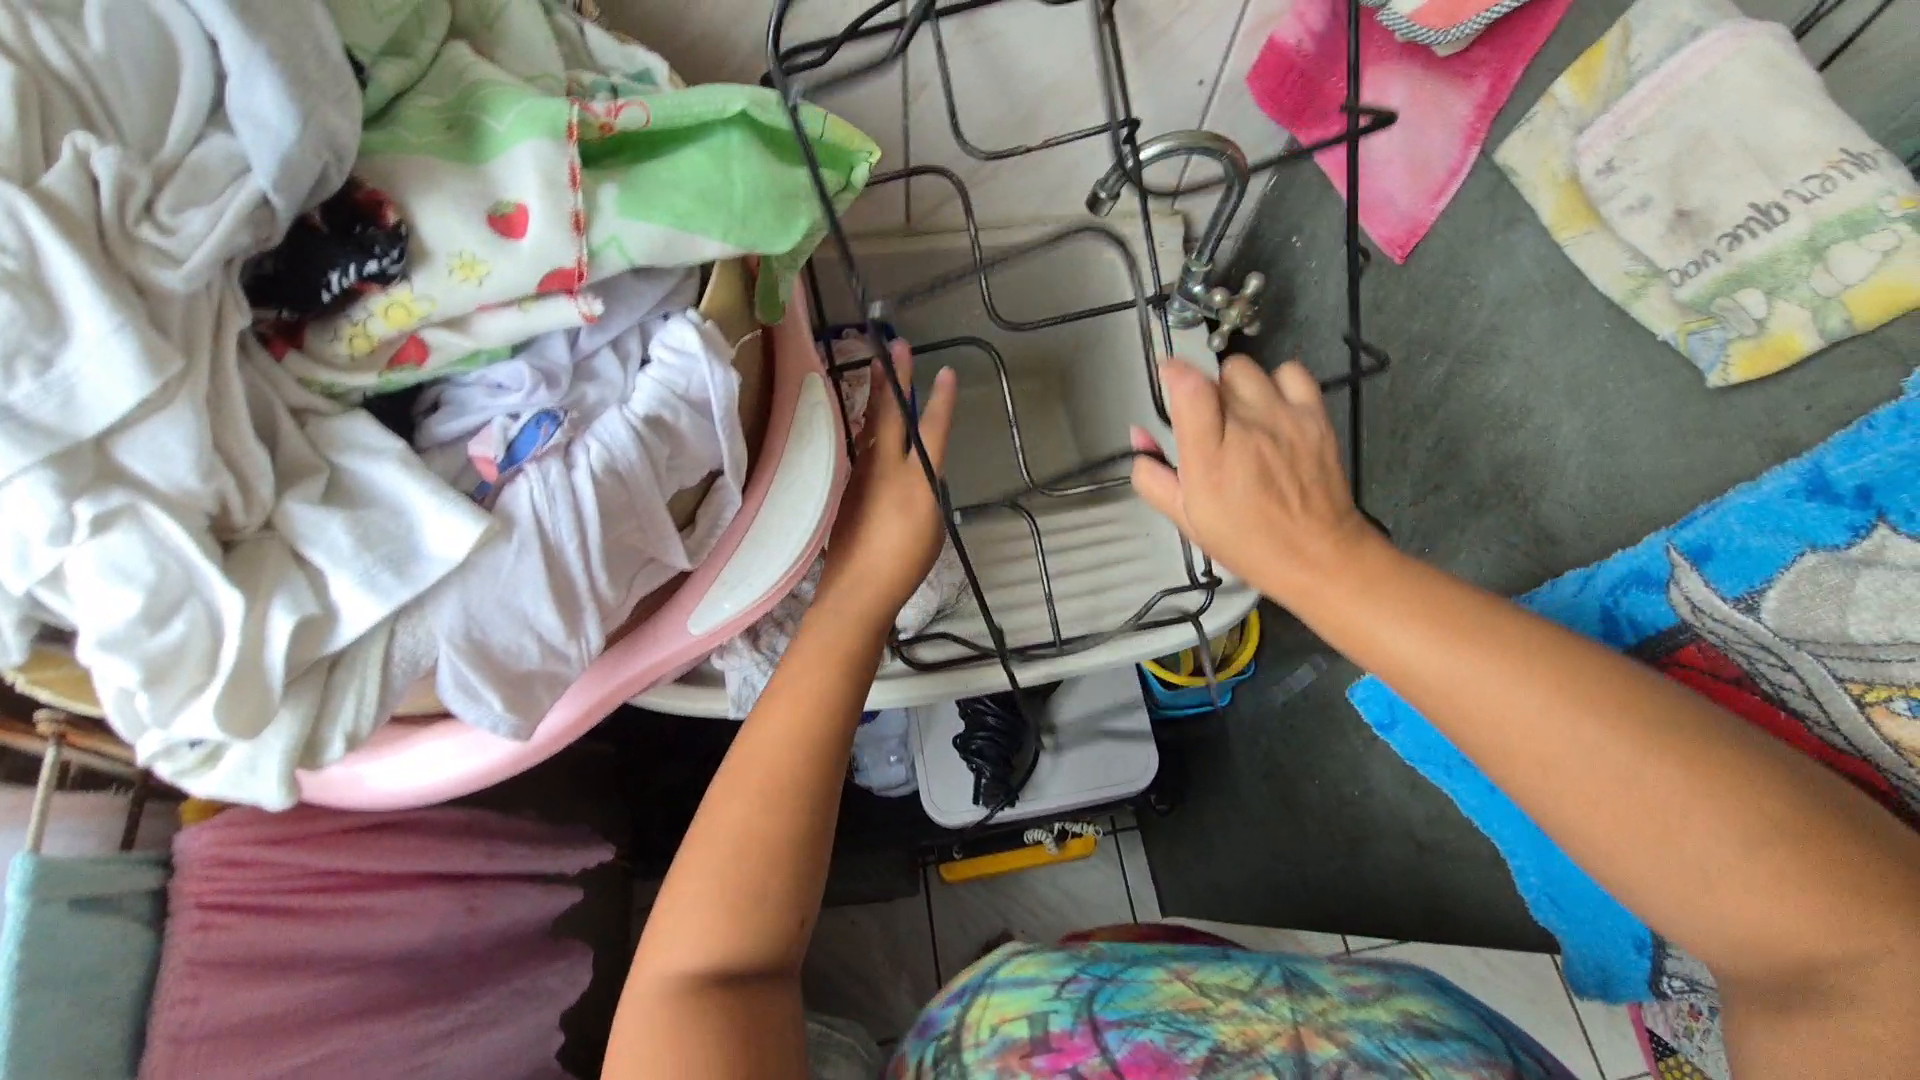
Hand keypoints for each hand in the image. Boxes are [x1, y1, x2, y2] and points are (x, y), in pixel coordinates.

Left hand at [818, 340, 958, 626]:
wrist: (858, 587)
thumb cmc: (905, 563)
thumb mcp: (933, 526)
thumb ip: (929, 492)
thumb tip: (922, 474)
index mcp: (916, 478)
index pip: (932, 428)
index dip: (941, 399)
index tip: (946, 371)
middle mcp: (886, 467)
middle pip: (892, 414)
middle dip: (896, 378)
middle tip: (896, 346)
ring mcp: (862, 475)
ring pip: (870, 427)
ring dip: (878, 397)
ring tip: (880, 372)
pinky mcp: (847, 488)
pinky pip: (860, 448)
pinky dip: (868, 428)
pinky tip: (869, 423)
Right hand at [1130, 356, 1377, 604]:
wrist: (1316, 554)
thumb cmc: (1245, 541)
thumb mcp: (1185, 517)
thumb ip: (1153, 475)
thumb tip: (1139, 435)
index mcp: (1209, 457)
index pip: (1189, 387)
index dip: (1173, 373)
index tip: (1168, 378)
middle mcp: (1246, 428)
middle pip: (1214, 376)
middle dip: (1204, 394)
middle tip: (1208, 424)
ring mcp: (1284, 418)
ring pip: (1247, 370)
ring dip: (1236, 386)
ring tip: (1240, 414)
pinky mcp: (1315, 416)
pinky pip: (1291, 372)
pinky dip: (1278, 382)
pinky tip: (1273, 407)